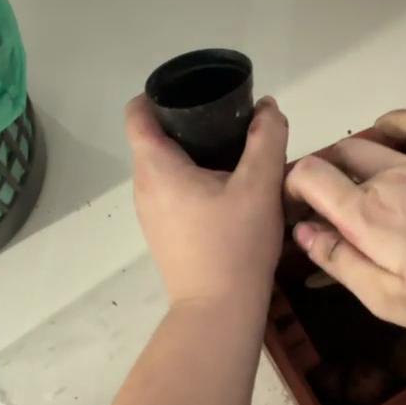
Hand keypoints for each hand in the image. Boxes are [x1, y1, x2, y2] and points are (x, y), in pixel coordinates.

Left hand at [126, 95, 288, 311]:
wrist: (219, 310)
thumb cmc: (235, 245)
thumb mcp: (260, 186)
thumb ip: (267, 139)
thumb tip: (268, 108)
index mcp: (157, 167)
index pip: (137, 113)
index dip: (160, 94)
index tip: (196, 94)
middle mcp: (144, 187)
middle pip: (153, 139)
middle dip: (187, 123)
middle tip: (227, 121)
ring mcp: (150, 213)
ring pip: (165, 167)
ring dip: (193, 154)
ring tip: (232, 154)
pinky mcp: (163, 233)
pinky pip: (171, 191)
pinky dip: (193, 180)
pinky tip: (227, 189)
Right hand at [284, 109, 405, 343]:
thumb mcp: (388, 299)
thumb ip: (340, 261)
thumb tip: (303, 231)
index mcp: (367, 215)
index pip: (309, 176)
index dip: (291, 189)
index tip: (296, 215)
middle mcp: (388, 178)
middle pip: (334, 157)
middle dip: (318, 177)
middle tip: (323, 213)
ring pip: (366, 141)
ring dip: (347, 158)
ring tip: (351, 187)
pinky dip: (392, 122)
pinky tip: (384, 133)